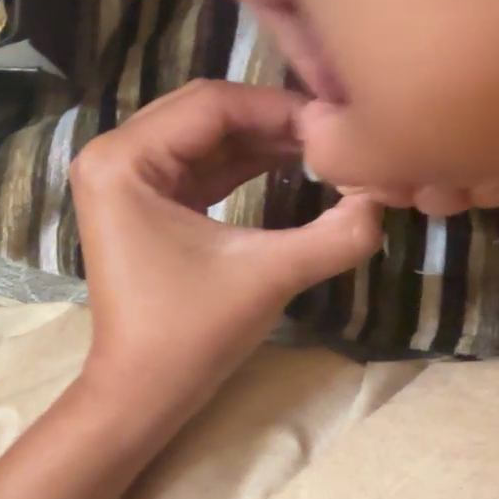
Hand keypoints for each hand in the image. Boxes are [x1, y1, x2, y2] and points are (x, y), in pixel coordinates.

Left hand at [70, 80, 382, 418]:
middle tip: (330, 135)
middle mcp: (115, 156)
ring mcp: (125, 182)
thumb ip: (332, 237)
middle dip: (271, 122)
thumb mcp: (268, 277)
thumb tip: (383, 205)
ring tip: (319, 151)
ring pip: (203, 140)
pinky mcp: (142, 207)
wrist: (145, 393)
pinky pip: (198, 169)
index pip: (212, 104)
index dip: (278, 108)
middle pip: (205, 114)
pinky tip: (287, 168)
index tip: (333, 125)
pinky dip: (242, 168)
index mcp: (125, 159)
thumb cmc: (193, 334)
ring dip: (260, 144)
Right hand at [227, 0, 498, 198]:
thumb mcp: (369, 151)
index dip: (299, 60)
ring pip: (431, 11)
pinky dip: (495, 61)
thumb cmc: (452, 90)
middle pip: (361, 3)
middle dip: (388, 103)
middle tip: (419, 172)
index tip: (347, 115)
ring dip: (446, 105)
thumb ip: (328, 147)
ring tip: (477, 179)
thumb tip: (333, 136)